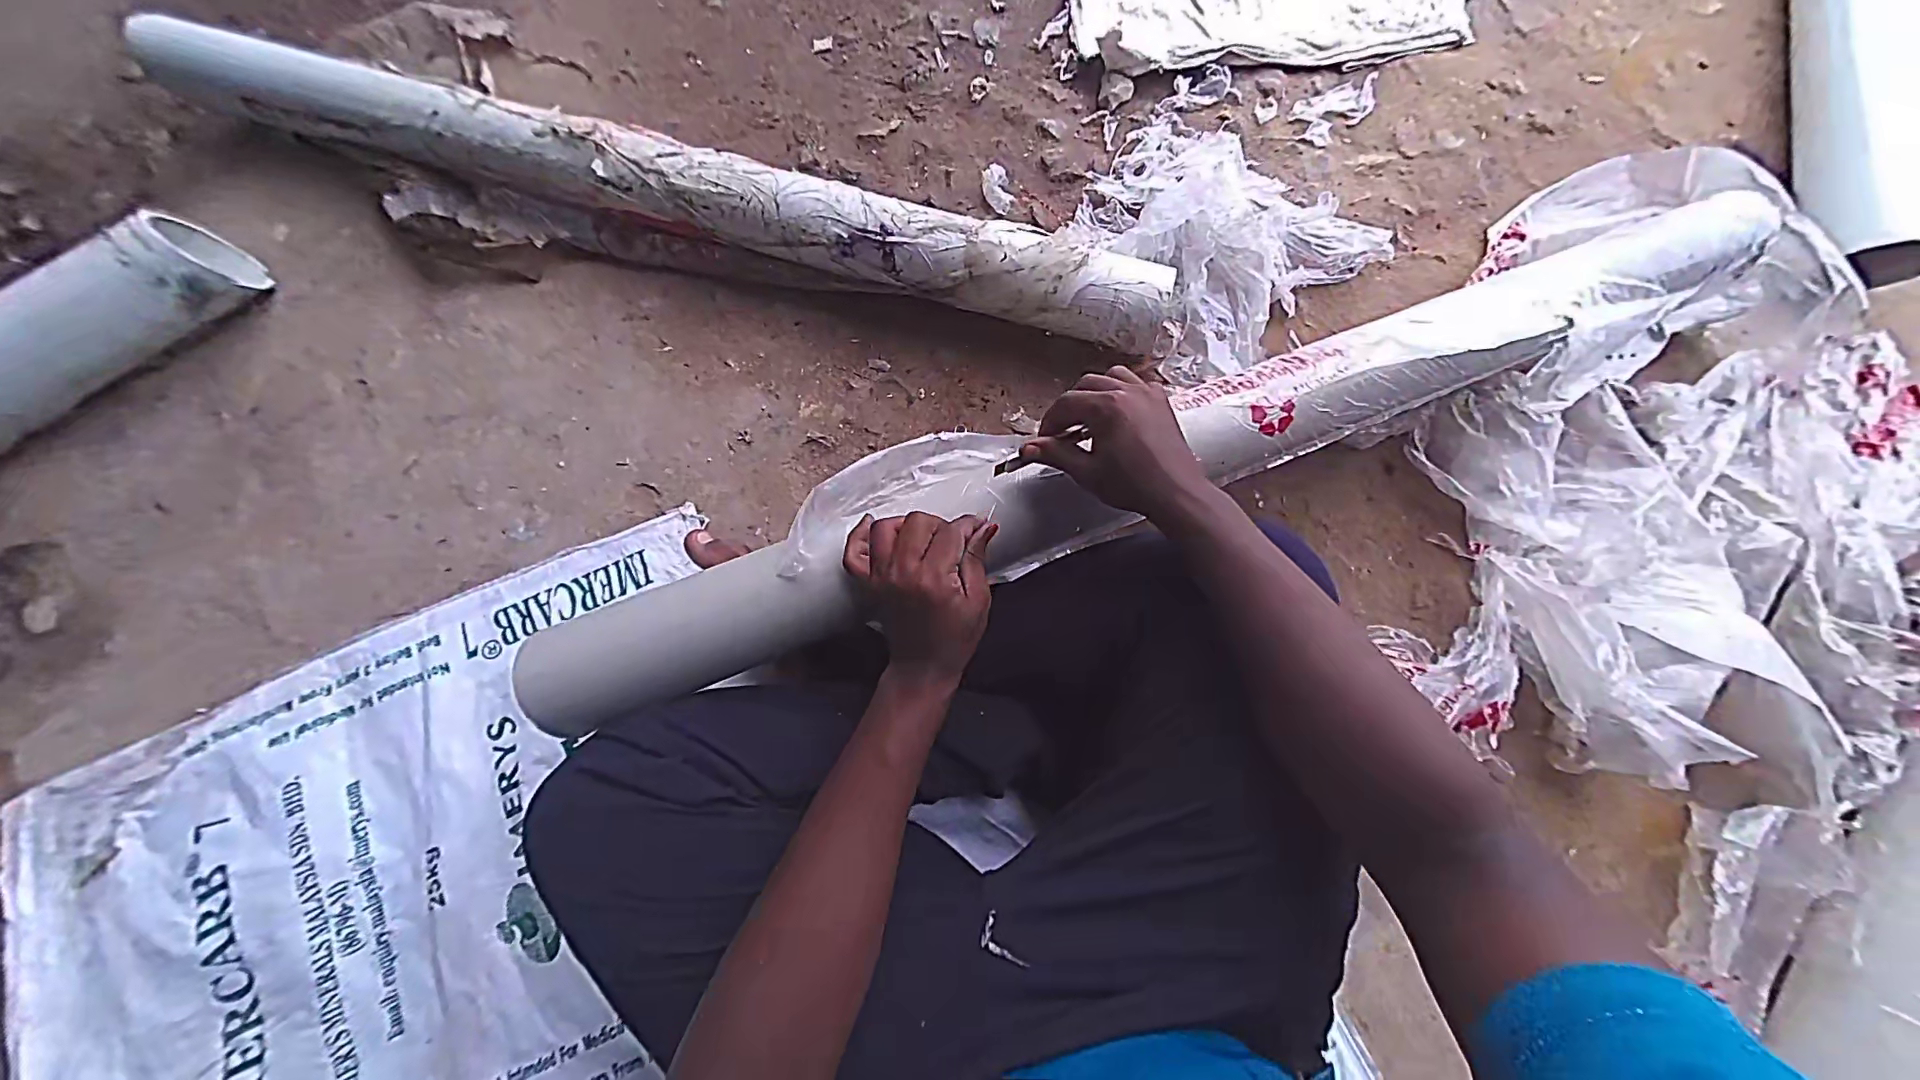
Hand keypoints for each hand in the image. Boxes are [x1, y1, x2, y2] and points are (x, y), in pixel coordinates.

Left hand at [843, 512, 997, 681]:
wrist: (923, 668)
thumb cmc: (953, 640)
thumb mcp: (978, 600)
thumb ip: (977, 559)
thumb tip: (984, 528)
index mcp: (934, 579)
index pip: (951, 532)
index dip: (969, 526)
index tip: (976, 528)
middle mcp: (904, 573)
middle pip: (918, 522)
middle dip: (940, 525)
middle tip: (952, 541)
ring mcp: (882, 577)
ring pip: (887, 527)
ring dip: (906, 525)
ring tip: (922, 538)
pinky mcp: (869, 583)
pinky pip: (854, 551)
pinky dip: (860, 535)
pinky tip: (873, 527)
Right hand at [1016, 365, 1213, 519]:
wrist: (1175, 493)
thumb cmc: (1137, 485)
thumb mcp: (1087, 471)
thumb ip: (1056, 454)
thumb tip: (1032, 447)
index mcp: (1107, 407)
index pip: (1065, 404)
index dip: (1050, 422)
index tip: (1045, 438)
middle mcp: (1128, 393)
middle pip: (1085, 386)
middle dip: (1069, 407)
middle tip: (1061, 432)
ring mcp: (1146, 394)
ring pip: (1110, 377)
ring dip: (1093, 393)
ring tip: (1087, 419)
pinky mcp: (1160, 401)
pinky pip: (1135, 383)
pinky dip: (1120, 391)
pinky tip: (1115, 414)